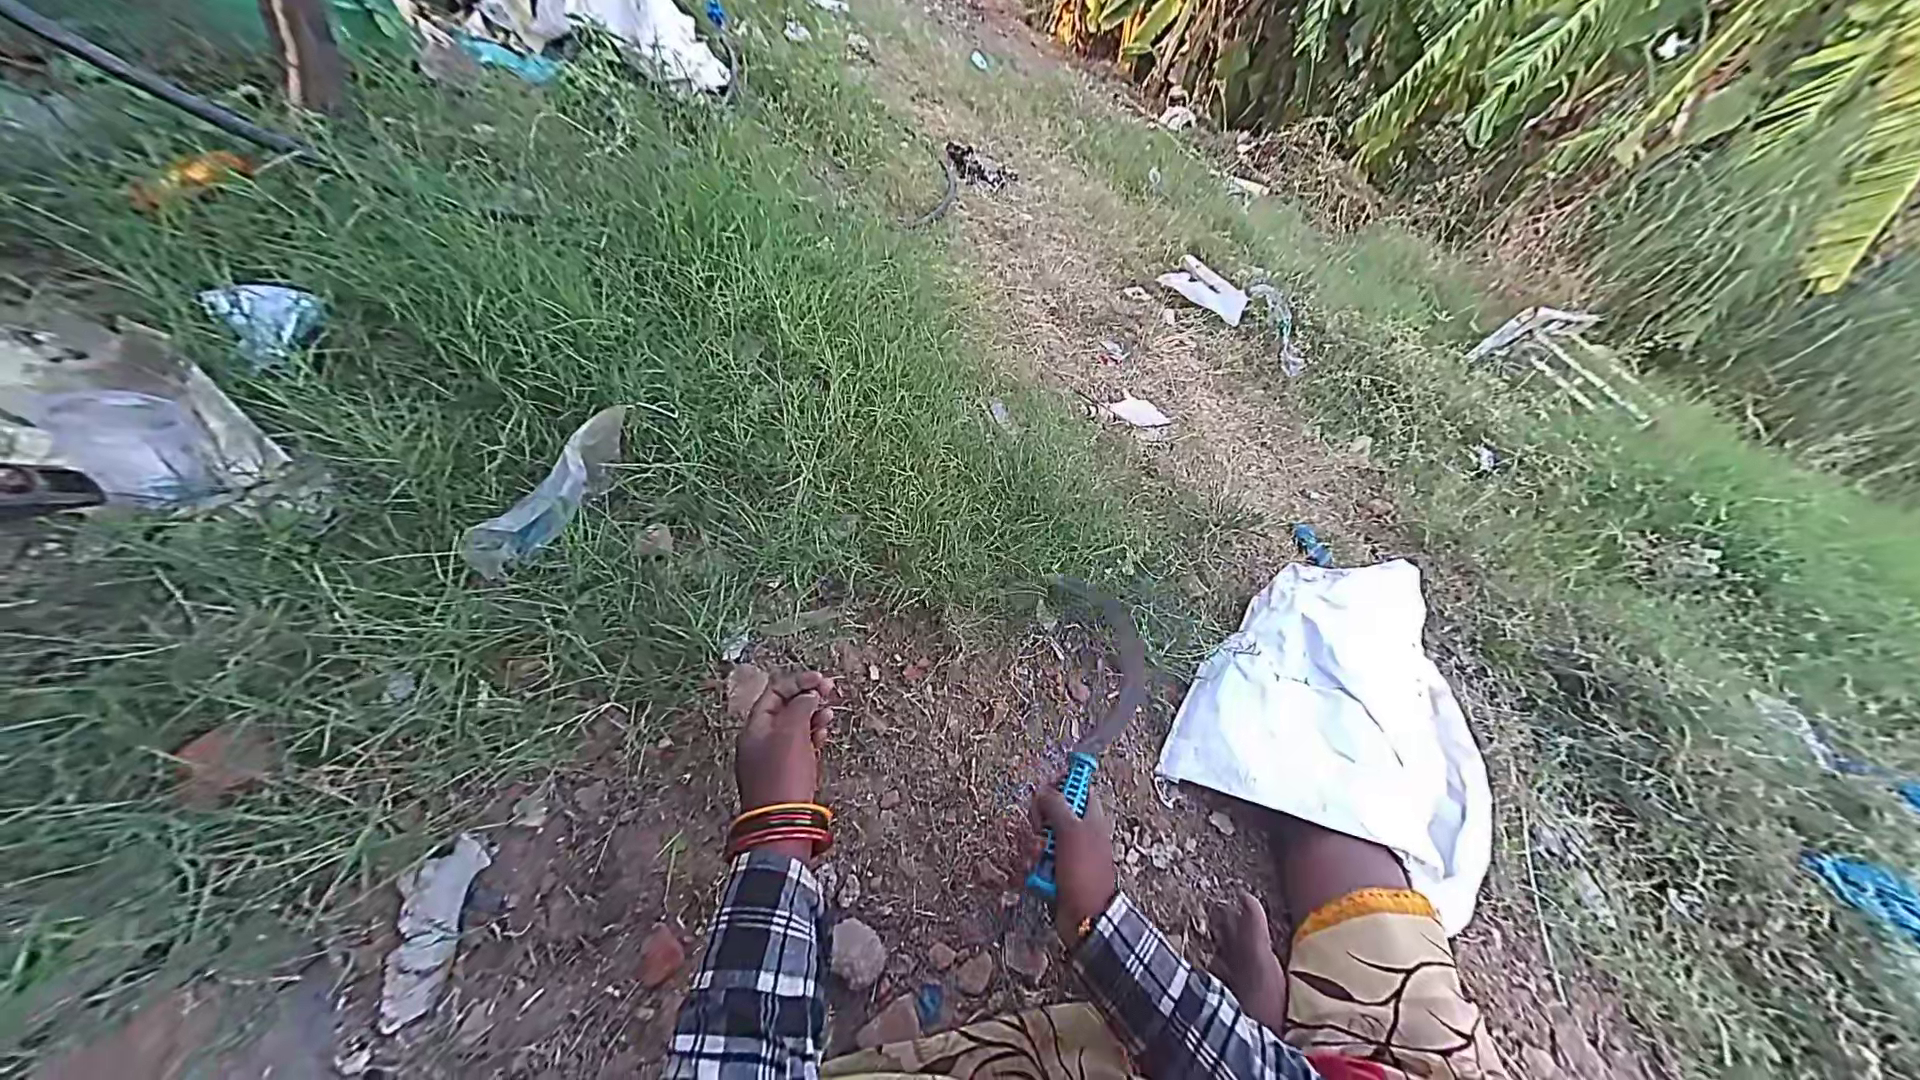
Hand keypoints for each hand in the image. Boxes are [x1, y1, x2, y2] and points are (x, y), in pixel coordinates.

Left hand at [734, 671, 834, 857]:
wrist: (784, 822)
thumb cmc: (784, 773)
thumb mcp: (792, 732)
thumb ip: (800, 707)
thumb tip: (809, 695)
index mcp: (755, 727)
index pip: (775, 692)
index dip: (798, 682)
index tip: (821, 680)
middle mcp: (760, 740)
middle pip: (784, 708)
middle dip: (807, 697)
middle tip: (829, 692)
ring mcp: (772, 757)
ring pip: (794, 725)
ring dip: (813, 714)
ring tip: (830, 713)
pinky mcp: (786, 771)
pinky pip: (800, 744)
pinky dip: (813, 734)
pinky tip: (824, 733)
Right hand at [1030, 787, 1117, 946]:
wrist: (1087, 919)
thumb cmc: (1085, 873)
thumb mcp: (1070, 831)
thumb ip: (1057, 805)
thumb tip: (1044, 791)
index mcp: (1091, 817)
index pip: (1078, 787)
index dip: (1062, 784)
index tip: (1047, 791)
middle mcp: (1080, 831)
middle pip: (1052, 811)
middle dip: (1041, 820)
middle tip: (1041, 829)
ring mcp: (1067, 852)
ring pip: (1042, 836)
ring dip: (1036, 847)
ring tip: (1041, 858)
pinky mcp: (1056, 870)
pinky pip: (1038, 858)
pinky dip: (1035, 865)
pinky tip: (1038, 873)